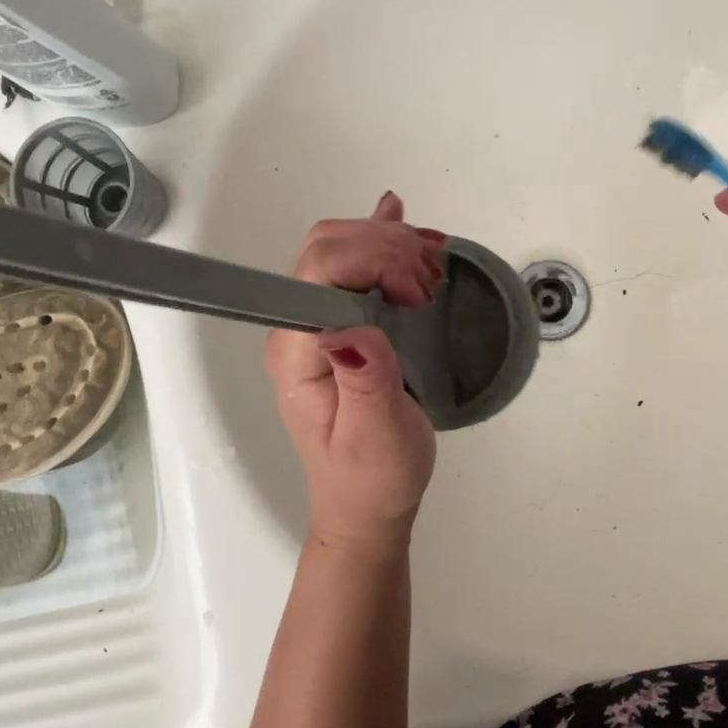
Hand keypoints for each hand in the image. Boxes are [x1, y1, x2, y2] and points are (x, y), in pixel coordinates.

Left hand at [266, 192, 442, 554]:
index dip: (372, 259)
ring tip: (431, 271)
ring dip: (389, 244)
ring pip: (339, 247)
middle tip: (431, 283)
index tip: (417, 291)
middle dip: (386, 247)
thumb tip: (352, 329)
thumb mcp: (377, 439)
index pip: (319, 270)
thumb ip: (367, 382)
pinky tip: (401, 224)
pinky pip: (350, 265)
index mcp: (298, 352)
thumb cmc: (372, 479)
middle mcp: (297, 328)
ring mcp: (314, 323)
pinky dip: (381, 241)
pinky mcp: (338, 323)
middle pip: (328, 248)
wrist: (367, 504)